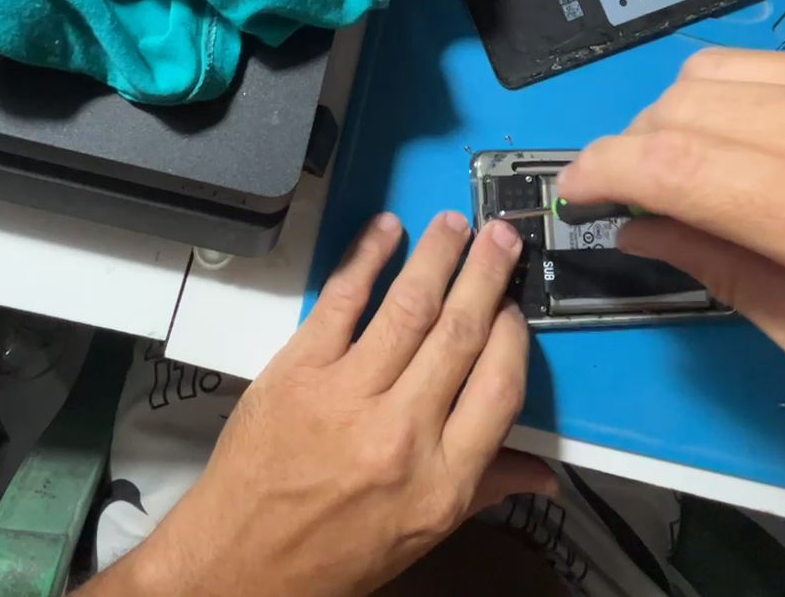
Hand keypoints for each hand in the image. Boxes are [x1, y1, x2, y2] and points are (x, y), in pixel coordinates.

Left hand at [94, 212, 553, 596]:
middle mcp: (401, 432)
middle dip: (485, 276)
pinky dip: (367, 257)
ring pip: (407, 307)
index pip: (498, 389)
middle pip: (457, 334)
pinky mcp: (299, 367)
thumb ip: (484, 489)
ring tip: (456, 223)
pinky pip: (341, 300)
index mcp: (441, 479)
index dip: (511, 337)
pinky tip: (388, 230)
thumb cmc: (336, 552)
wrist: (241, 561)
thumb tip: (544, 471)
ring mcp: (347, 394)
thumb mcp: (420, 535)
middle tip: (501, 237)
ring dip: (437, 257)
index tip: (512, 305)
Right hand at [557, 48, 784, 468]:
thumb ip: (731, 280)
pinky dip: (723, 100)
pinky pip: (770, 65)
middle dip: (631, 147)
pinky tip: (740, 144)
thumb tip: (640, 227)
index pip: (681, 163)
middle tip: (629, 199)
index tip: (575, 194)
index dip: (604, 170)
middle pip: (686, 104)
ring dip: (671, 119)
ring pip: (716, 71)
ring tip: (681, 172)